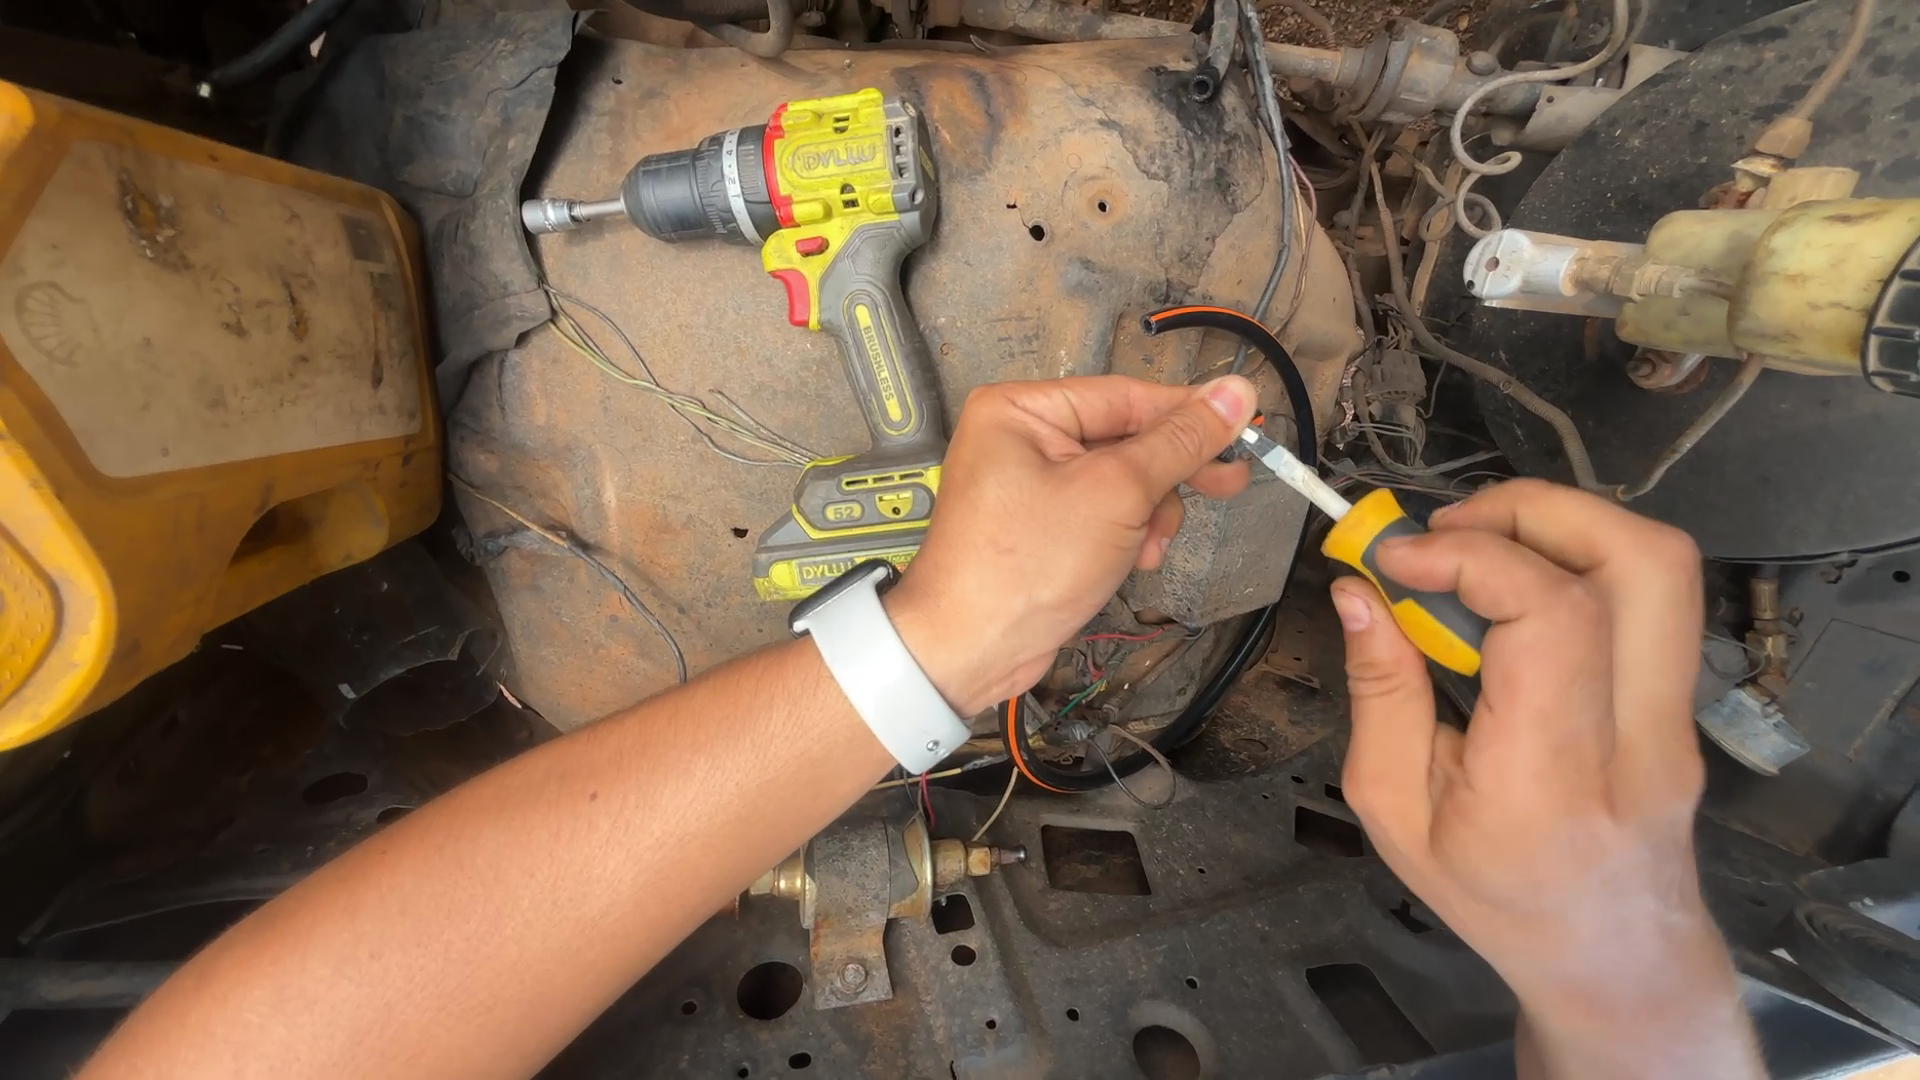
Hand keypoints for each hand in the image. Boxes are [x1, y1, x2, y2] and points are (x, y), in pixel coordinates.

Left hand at [887, 374, 1256, 714]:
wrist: (971, 650)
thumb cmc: (1026, 565)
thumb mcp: (1117, 493)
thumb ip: (1179, 441)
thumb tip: (1234, 393)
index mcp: (1021, 409)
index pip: (1125, 395)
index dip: (1189, 413)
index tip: (1246, 424)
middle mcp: (1019, 439)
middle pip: (1123, 439)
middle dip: (1171, 472)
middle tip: (1229, 481)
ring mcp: (1027, 485)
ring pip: (1118, 482)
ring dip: (1148, 513)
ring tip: (1149, 546)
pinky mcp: (1038, 526)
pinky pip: (1098, 513)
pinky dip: (1124, 534)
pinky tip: (1132, 560)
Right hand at [1332, 479, 1760, 1076]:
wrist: (1611, 957)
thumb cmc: (1483, 891)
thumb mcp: (1390, 805)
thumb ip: (1379, 692)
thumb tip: (1356, 593)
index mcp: (1550, 770)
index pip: (1550, 616)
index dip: (1468, 559)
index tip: (1391, 559)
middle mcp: (1639, 731)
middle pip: (1640, 563)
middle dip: (1530, 510)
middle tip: (1443, 528)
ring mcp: (1677, 713)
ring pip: (1658, 565)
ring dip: (1554, 524)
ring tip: (1469, 546)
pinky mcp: (1678, 700)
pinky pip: (1639, 597)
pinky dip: (1563, 560)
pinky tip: (1498, 592)